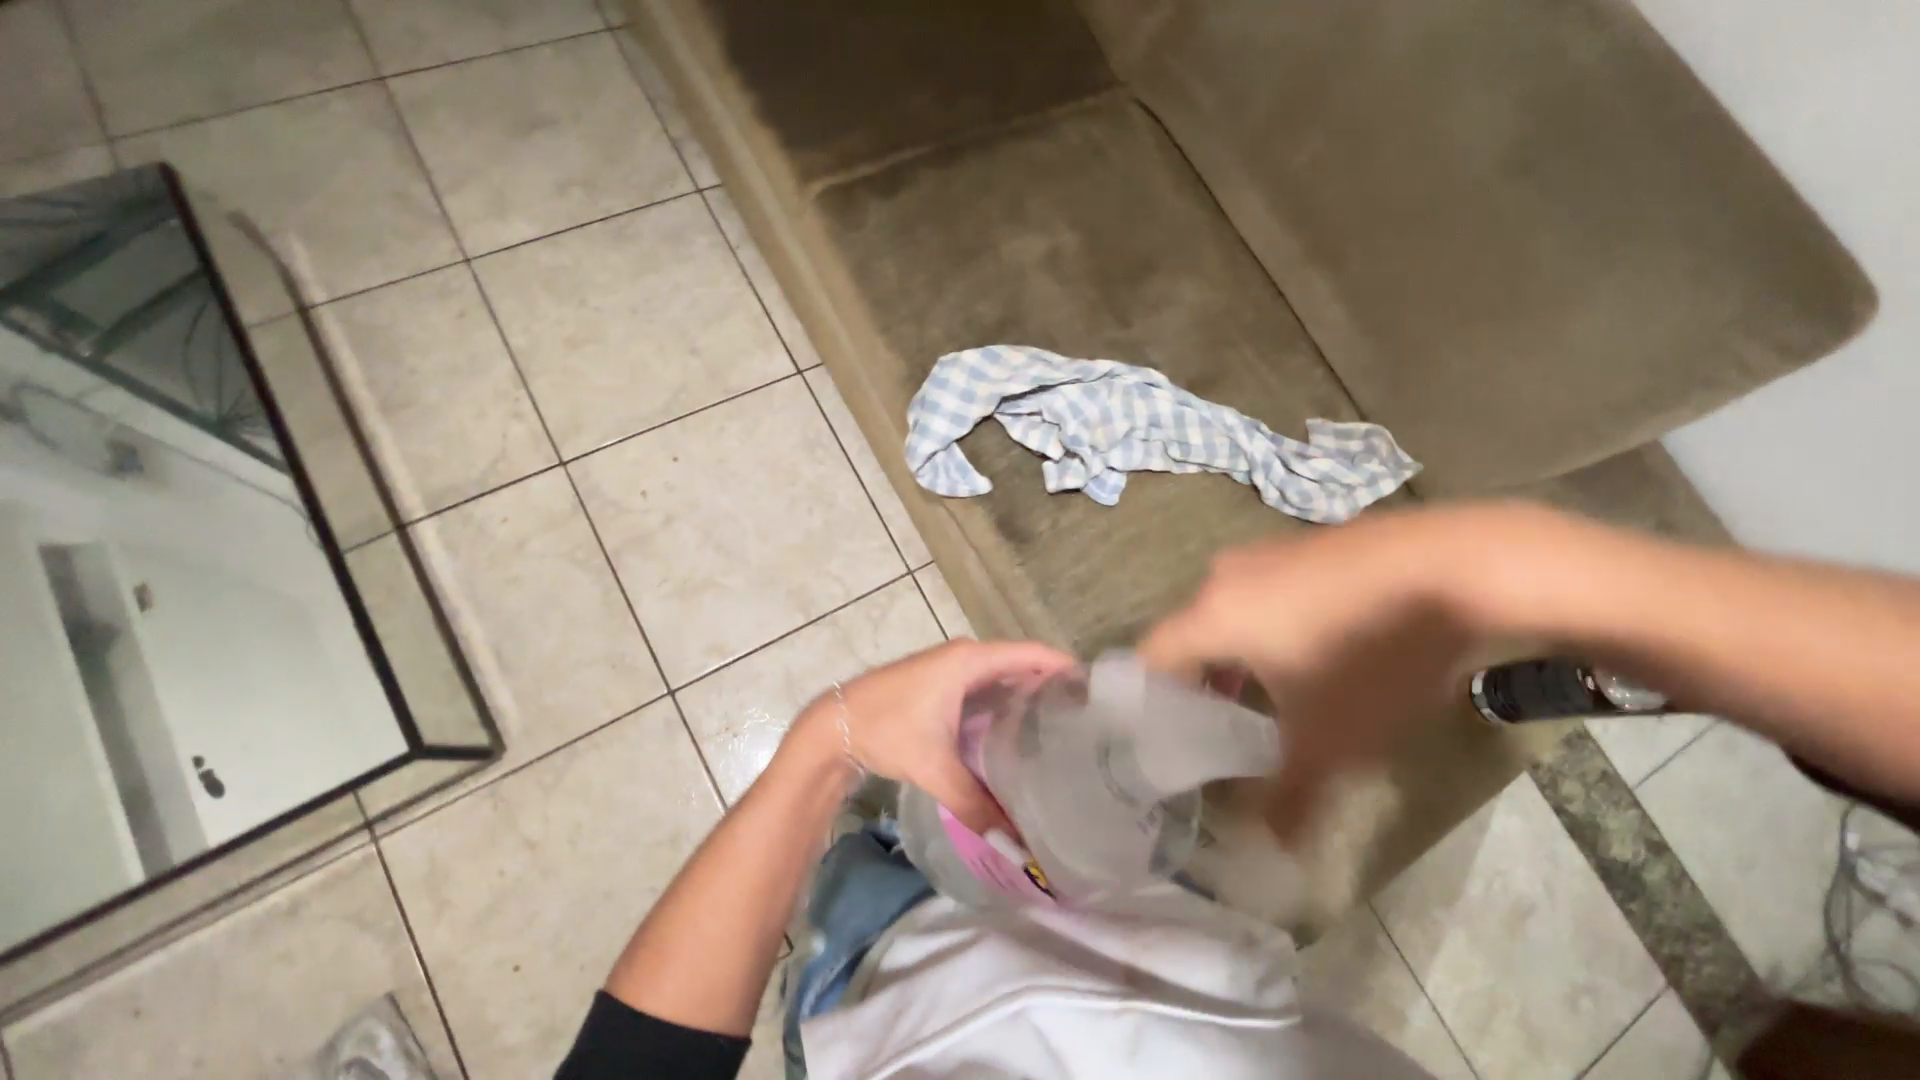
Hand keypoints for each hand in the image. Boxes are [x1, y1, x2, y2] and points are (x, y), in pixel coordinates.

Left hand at [792, 639, 1076, 835]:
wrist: (833, 726)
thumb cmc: (886, 731)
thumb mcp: (934, 767)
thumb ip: (976, 804)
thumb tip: (1018, 847)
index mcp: (969, 660)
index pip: (1033, 654)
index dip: (1067, 668)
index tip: (1100, 693)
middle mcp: (965, 656)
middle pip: (1023, 664)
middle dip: (1054, 687)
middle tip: (1091, 720)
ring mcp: (952, 668)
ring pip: (1004, 676)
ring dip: (1031, 695)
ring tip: (1066, 729)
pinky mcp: (942, 684)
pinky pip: (987, 687)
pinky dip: (1007, 703)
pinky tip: (1021, 734)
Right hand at [1138, 503, 1572, 837]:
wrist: (1465, 567)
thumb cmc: (1375, 655)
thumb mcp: (1333, 740)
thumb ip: (1289, 799)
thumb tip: (1269, 848)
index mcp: (1212, 615)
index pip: (1149, 658)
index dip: (1147, 703)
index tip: (1162, 742)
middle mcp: (1226, 576)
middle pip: (1190, 637)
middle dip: (1198, 686)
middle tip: (1216, 734)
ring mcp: (1270, 553)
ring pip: (1230, 613)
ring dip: (1238, 657)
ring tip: (1267, 701)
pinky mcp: (1309, 545)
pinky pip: (1267, 593)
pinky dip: (1271, 627)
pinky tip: (1316, 655)